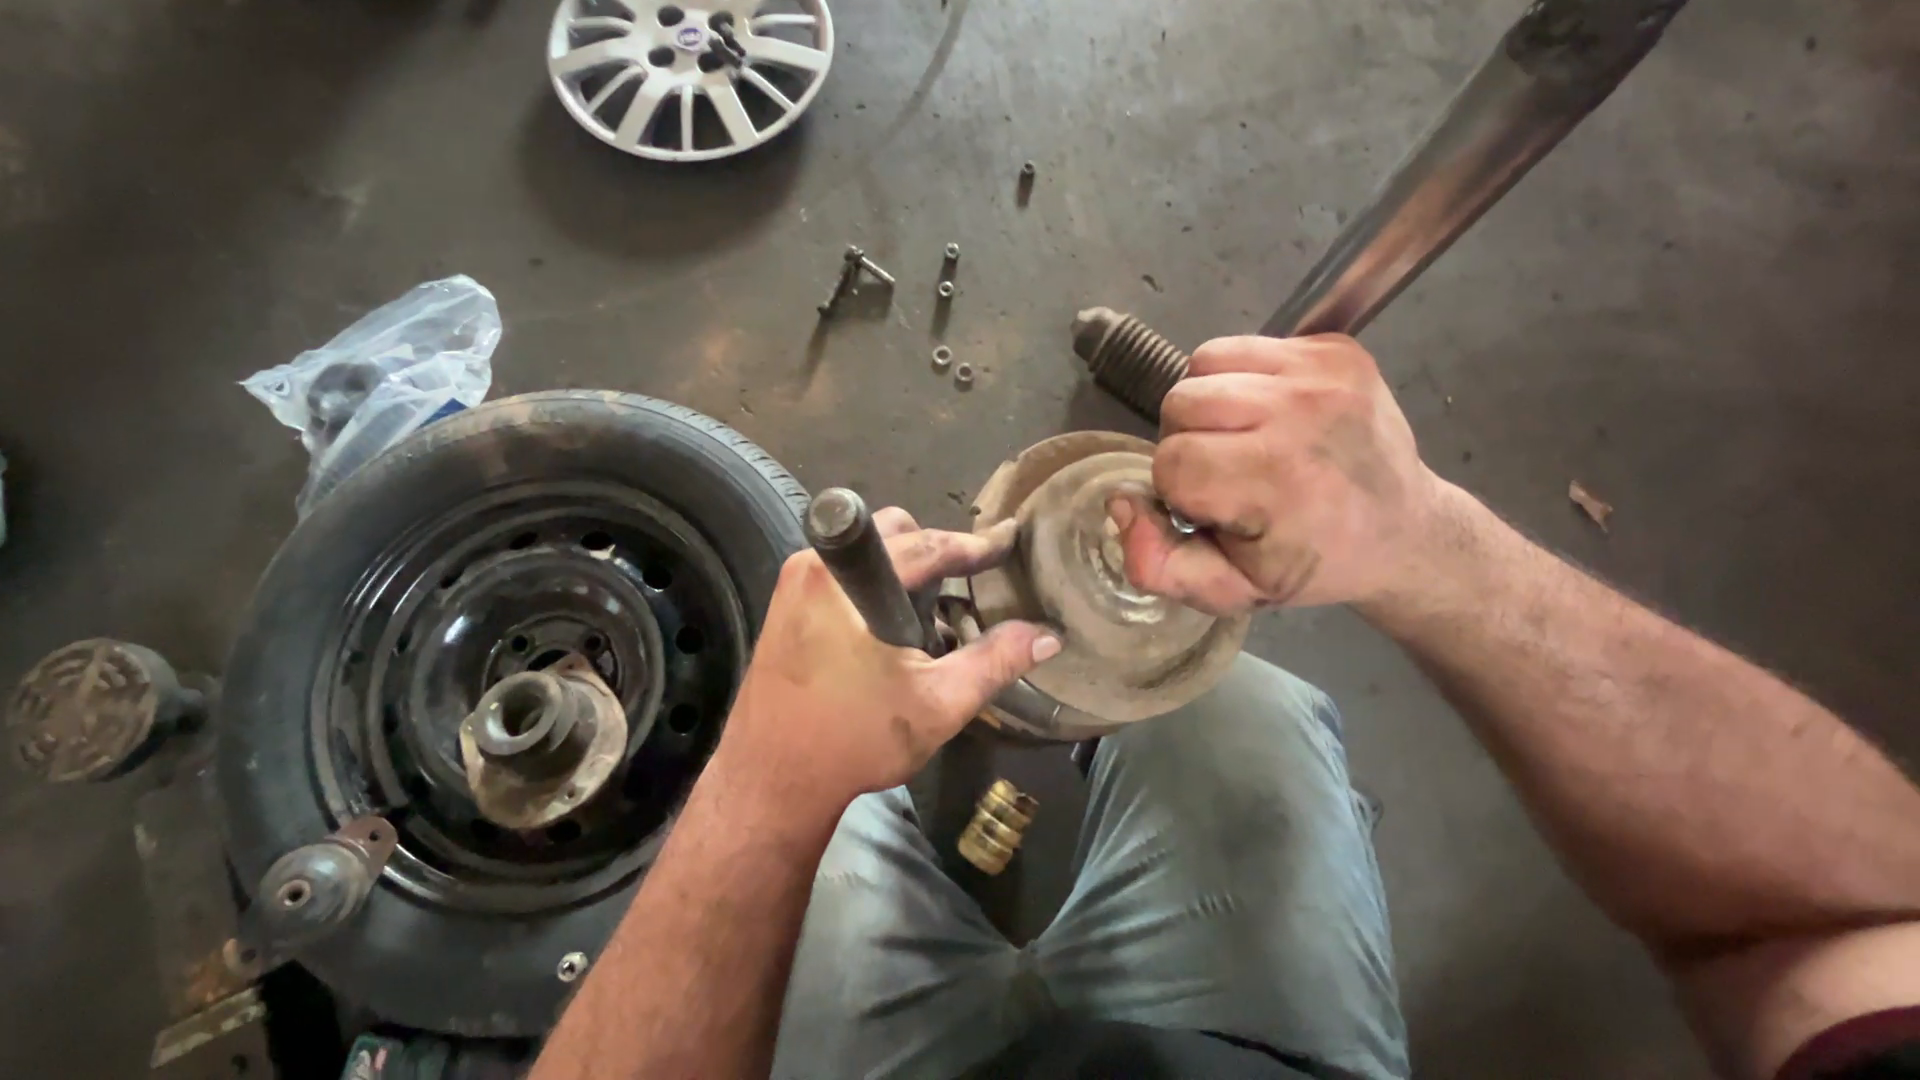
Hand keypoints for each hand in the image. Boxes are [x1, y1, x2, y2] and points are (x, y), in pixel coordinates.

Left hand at [715, 510, 1061, 817]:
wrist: (771, 780)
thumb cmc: (855, 741)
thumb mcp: (939, 703)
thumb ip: (996, 662)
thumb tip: (1049, 636)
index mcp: (848, 581)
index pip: (928, 544)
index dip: (974, 545)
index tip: (1010, 542)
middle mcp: (814, 566)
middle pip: (895, 533)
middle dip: (935, 556)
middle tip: (964, 595)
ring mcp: (794, 583)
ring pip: (870, 553)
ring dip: (906, 574)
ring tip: (930, 621)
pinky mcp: (785, 604)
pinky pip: (846, 573)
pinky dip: (878, 588)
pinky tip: (892, 634)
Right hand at [1110, 334, 1446, 614]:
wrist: (1403, 530)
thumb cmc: (1312, 564)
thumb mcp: (1230, 591)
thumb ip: (1157, 564)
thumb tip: (1120, 503)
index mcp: (1279, 482)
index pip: (1173, 463)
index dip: (1178, 492)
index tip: (1213, 511)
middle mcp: (1303, 414)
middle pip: (1180, 404)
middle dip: (1185, 443)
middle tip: (1221, 473)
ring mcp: (1323, 372)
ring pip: (1202, 365)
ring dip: (1204, 406)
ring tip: (1237, 439)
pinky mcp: (1335, 347)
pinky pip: (1241, 347)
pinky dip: (1234, 379)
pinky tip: (1263, 414)